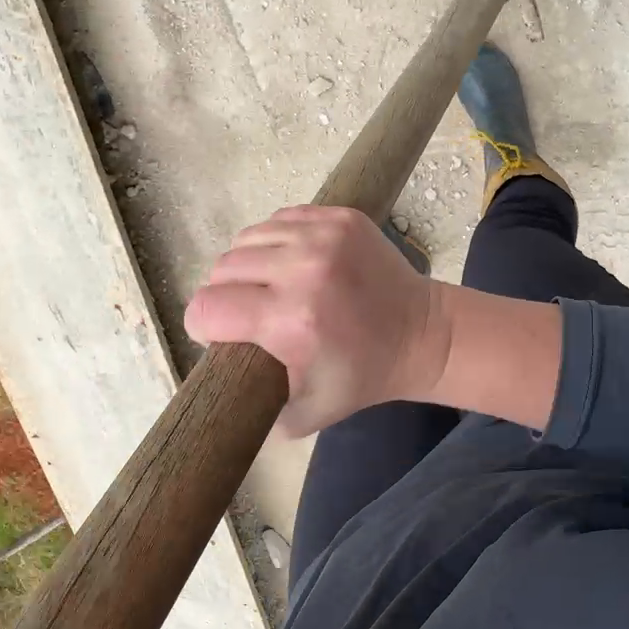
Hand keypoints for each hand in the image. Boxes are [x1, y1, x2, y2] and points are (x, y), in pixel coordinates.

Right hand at [184, 206, 450, 436]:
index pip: (208, 308)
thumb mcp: (308, 412)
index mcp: (291, 318)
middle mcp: (303, 268)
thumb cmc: (366, 375)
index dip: (203, 325)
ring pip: (247, 238)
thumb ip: (256, 410)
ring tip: (266, 285)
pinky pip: (280, 219)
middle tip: (246, 312)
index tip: (218, 335)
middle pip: (223, 269)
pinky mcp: (340, 216)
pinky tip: (289, 263)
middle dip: (225, 294)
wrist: (425, 332)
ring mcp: (323, 235)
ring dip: (247, 263)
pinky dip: (275, 240)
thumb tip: (220, 395)